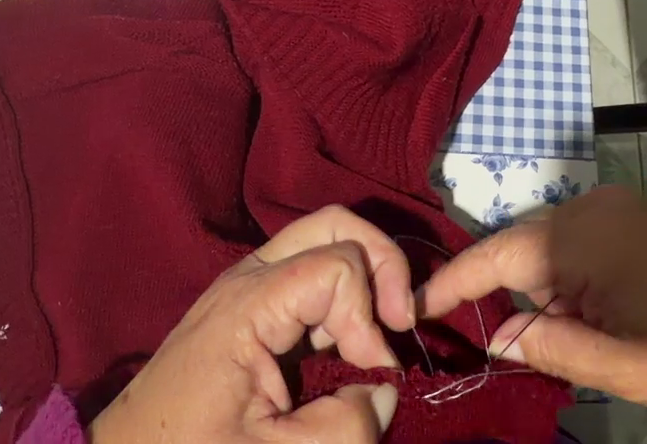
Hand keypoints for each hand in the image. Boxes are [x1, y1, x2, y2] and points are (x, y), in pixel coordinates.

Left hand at [90, 205, 415, 442]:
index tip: (371, 370)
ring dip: (363, 280)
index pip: (338, 264)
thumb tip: (385, 390)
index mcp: (249, 304)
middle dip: (380, 264)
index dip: (368, 314)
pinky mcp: (254, 305)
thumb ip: (341, 429)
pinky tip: (349, 346)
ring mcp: (250, 285)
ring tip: (375, 338)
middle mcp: (251, 276)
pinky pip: (311, 274)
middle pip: (334, 224)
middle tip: (397, 322)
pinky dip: (344, 298)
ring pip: (325, 242)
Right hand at [417, 186, 646, 432]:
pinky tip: (584, 315)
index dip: (453, 283)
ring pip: (547, 245)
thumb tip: (496, 338)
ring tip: (551, 339)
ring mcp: (615, 207)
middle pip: (518, 247)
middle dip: (499, 293)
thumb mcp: (624, 369)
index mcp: (581, 237)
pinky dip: (565, 278)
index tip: (415, 307)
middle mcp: (590, 208)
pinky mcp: (634, 217)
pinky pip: (576, 241)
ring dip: (539, 291)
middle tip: (484, 340)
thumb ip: (551, 349)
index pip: (495, 256)